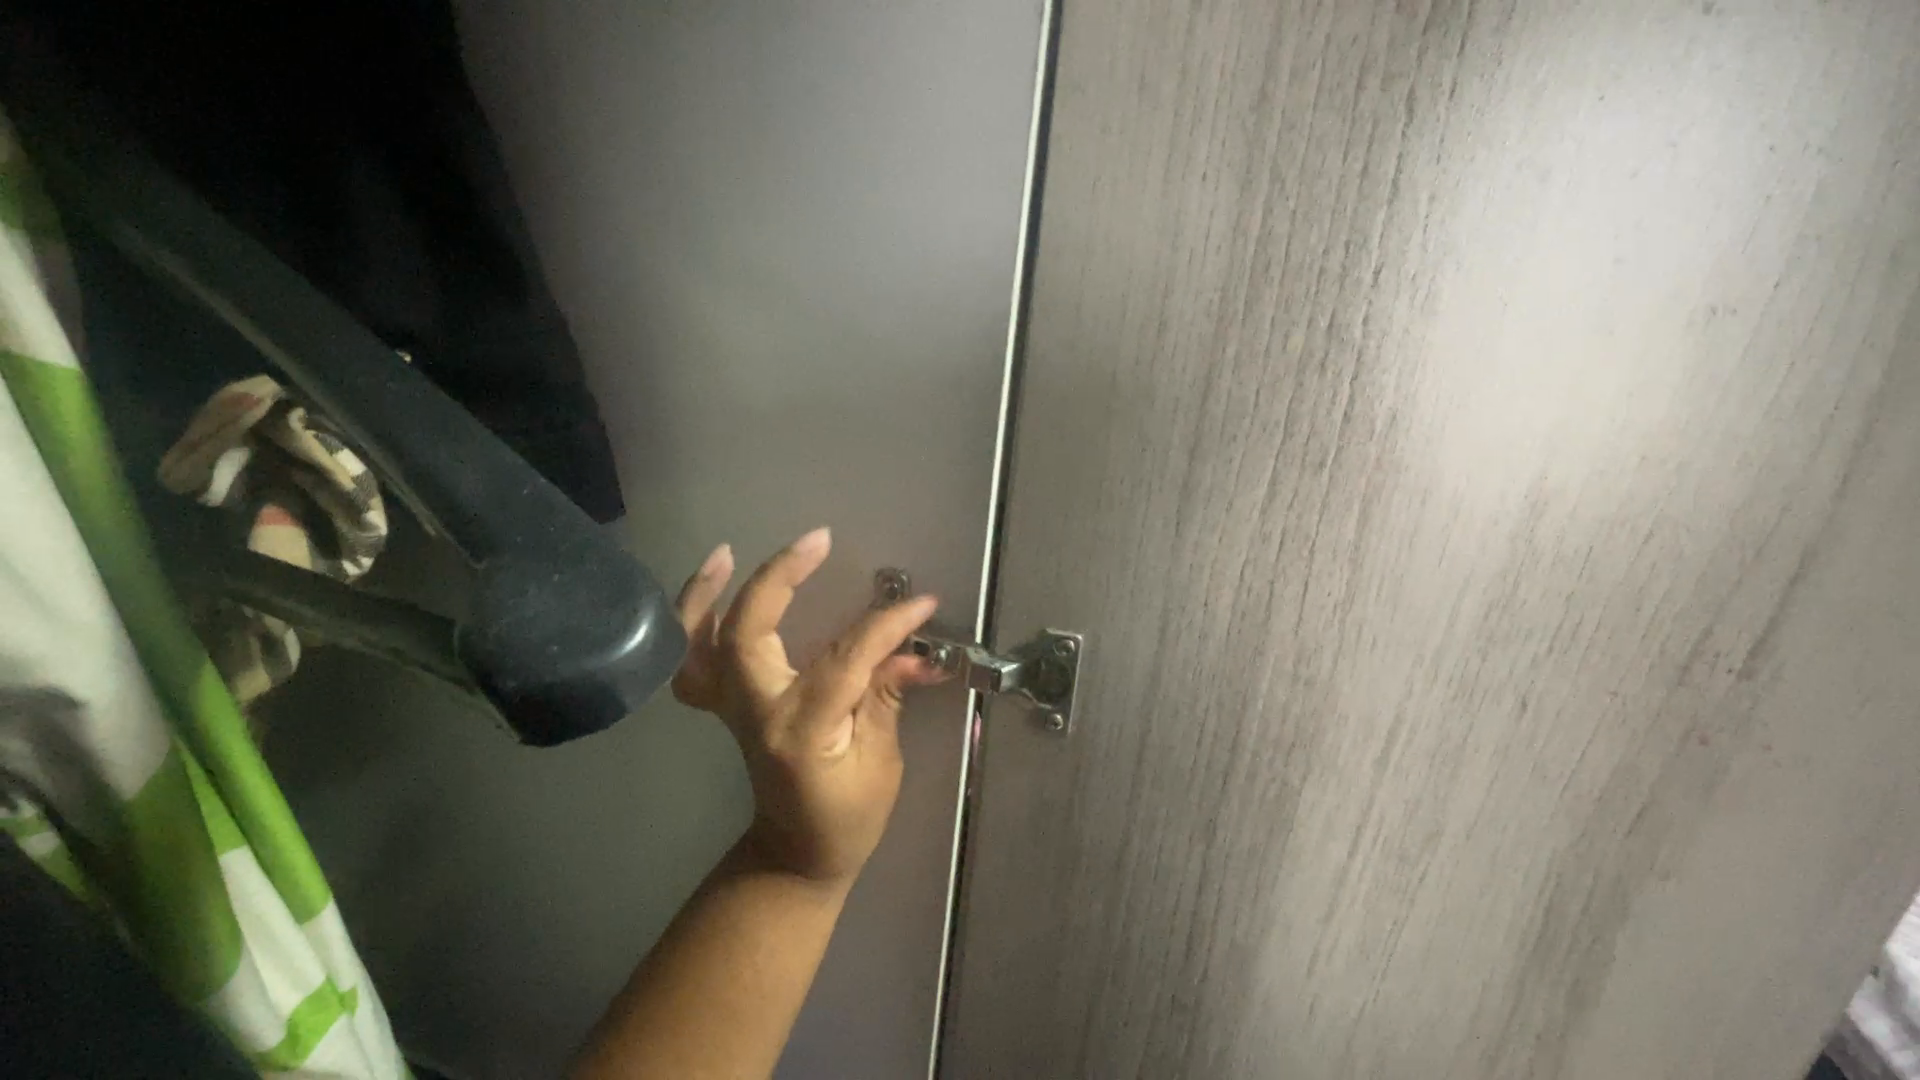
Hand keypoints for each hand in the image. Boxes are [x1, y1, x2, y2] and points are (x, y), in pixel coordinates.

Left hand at [670, 528, 944, 887]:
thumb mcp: (881, 761)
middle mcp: (755, 712)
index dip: (886, 626)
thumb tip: (918, 651)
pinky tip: (712, 588)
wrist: (795, 855)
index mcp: (800, 729)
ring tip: (726, 552)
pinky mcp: (722, 707)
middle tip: (817, 540)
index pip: (845, 658)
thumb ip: (888, 695)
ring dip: (705, 593)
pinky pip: (692, 659)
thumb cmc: (846, 819)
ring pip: (698, 642)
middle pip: (748, 632)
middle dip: (779, 578)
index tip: (922, 602)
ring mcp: (730, 709)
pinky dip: (692, 620)